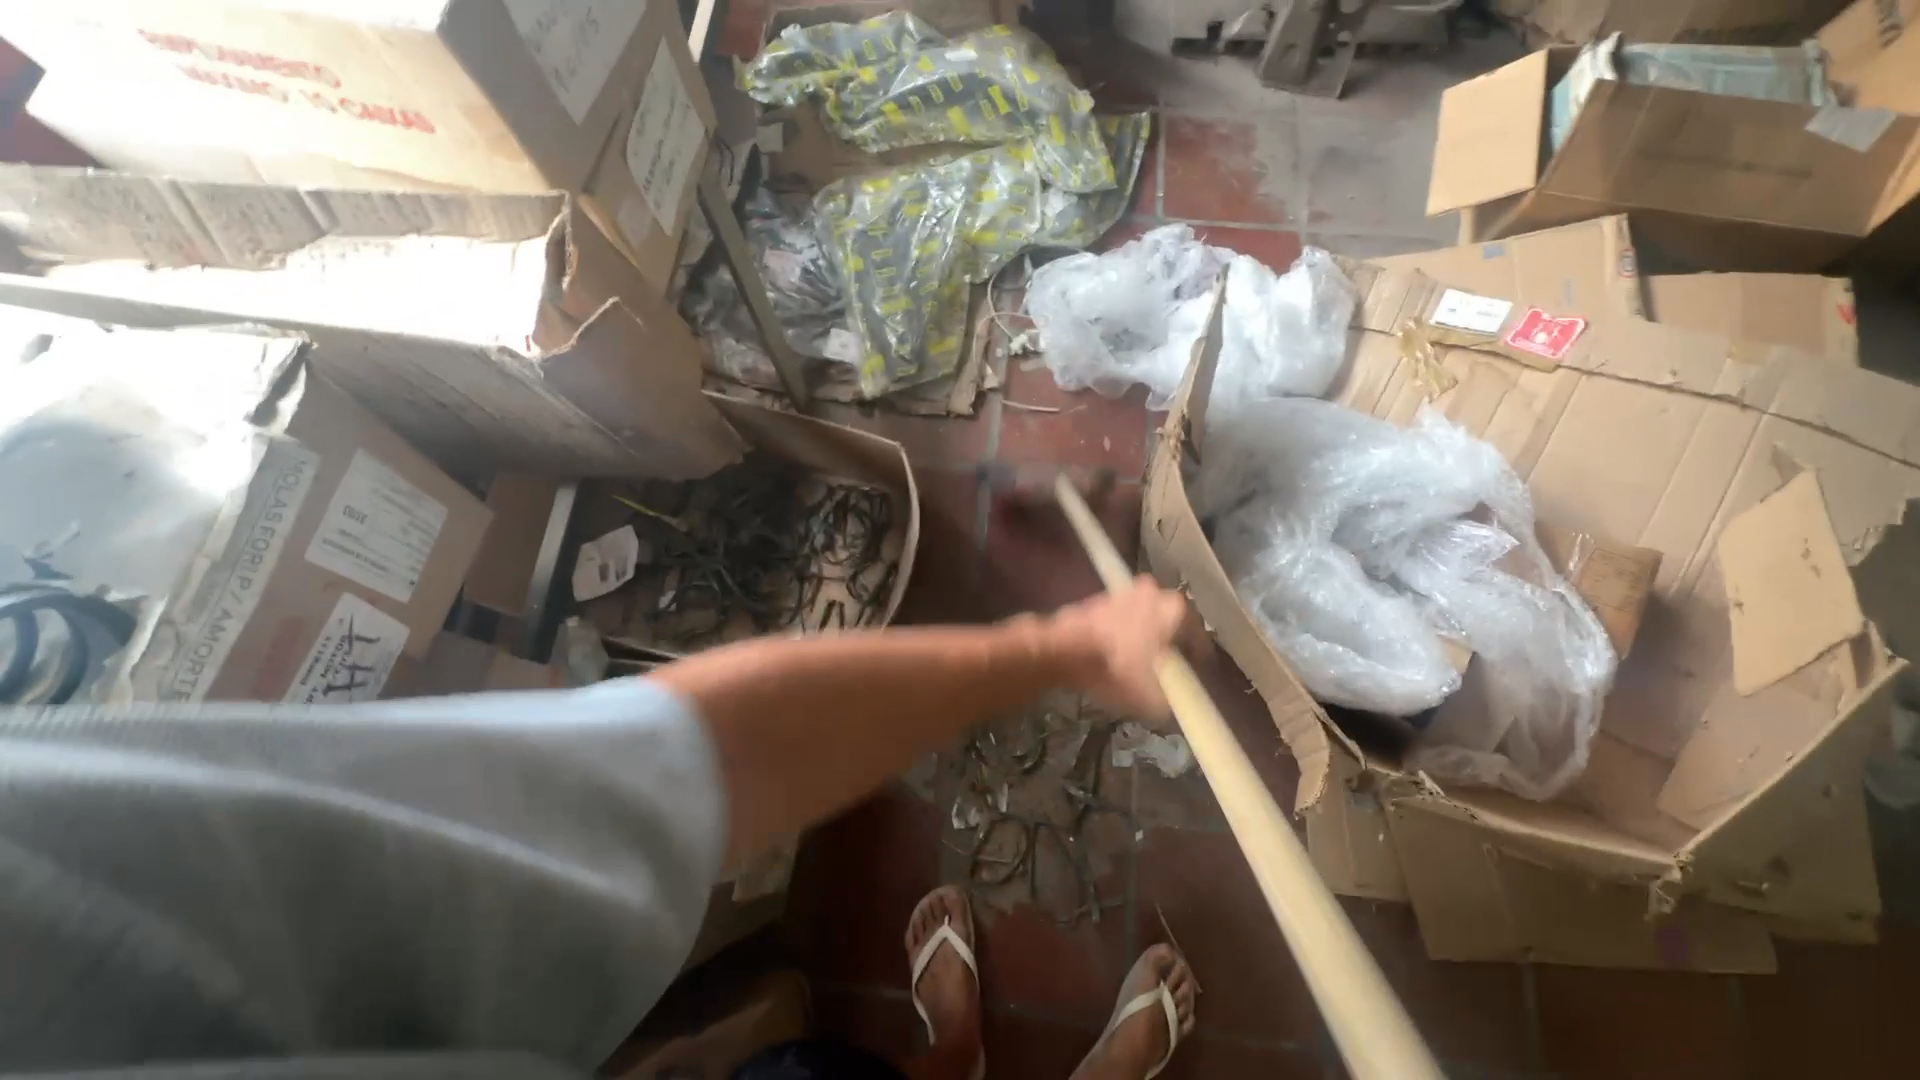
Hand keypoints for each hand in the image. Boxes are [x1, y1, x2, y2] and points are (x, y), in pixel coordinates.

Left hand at [1044, 576, 1189, 717]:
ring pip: (1137, 615)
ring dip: (1137, 633)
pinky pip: (1113, 619)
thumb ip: (1168, 699)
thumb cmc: (1117, 670)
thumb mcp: (1152, 699)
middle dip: (1164, 636)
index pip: (1195, 631)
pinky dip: (1113, 632)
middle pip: (1165, 617)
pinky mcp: (1092, 600)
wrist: (1065, 651)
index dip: (1195, 653)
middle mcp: (1150, 593)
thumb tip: (1168, 703)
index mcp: (1173, 609)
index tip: (1192, 669)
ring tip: (1132, 661)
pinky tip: (1107, 655)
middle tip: (1161, 661)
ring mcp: (1119, 593)